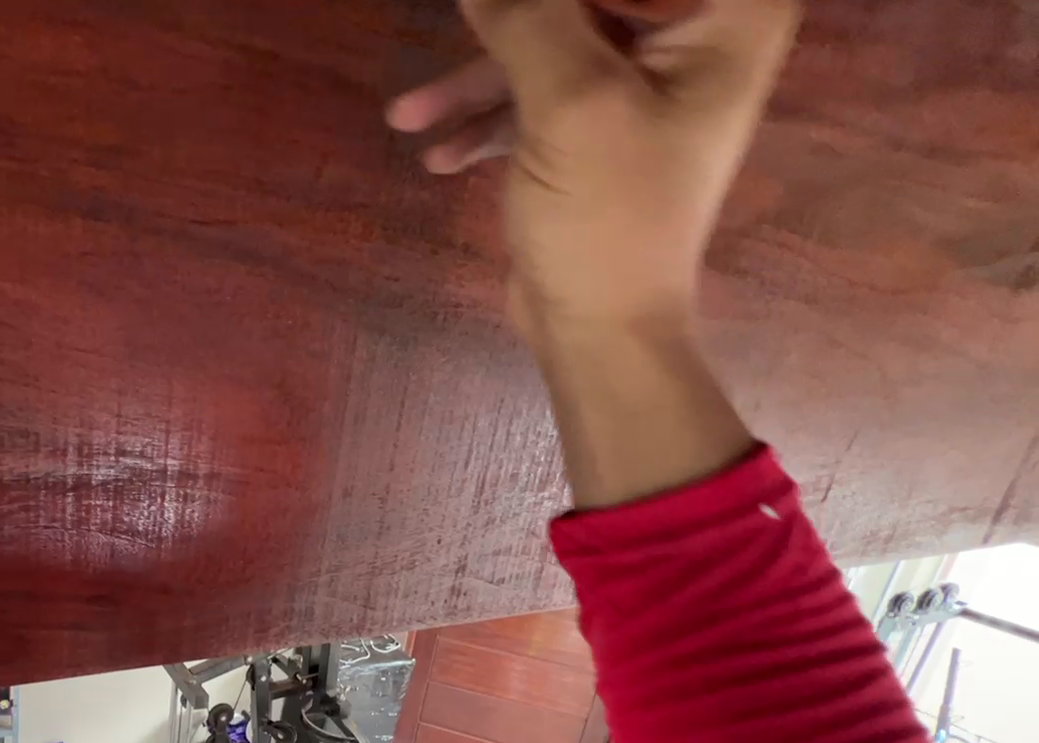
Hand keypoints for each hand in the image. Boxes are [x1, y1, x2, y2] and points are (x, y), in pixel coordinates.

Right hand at [387, 0, 800, 340]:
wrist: (597, 324)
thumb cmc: (605, 216)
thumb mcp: (569, 108)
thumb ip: (529, 22)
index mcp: (724, 14)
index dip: (544, 1)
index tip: (493, 10)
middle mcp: (690, 41)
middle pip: (583, 5)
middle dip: (501, 29)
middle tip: (447, 27)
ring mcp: (638, 92)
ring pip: (545, 55)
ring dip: (472, 87)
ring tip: (404, 118)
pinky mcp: (592, 137)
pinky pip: (532, 107)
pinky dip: (483, 127)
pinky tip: (439, 159)